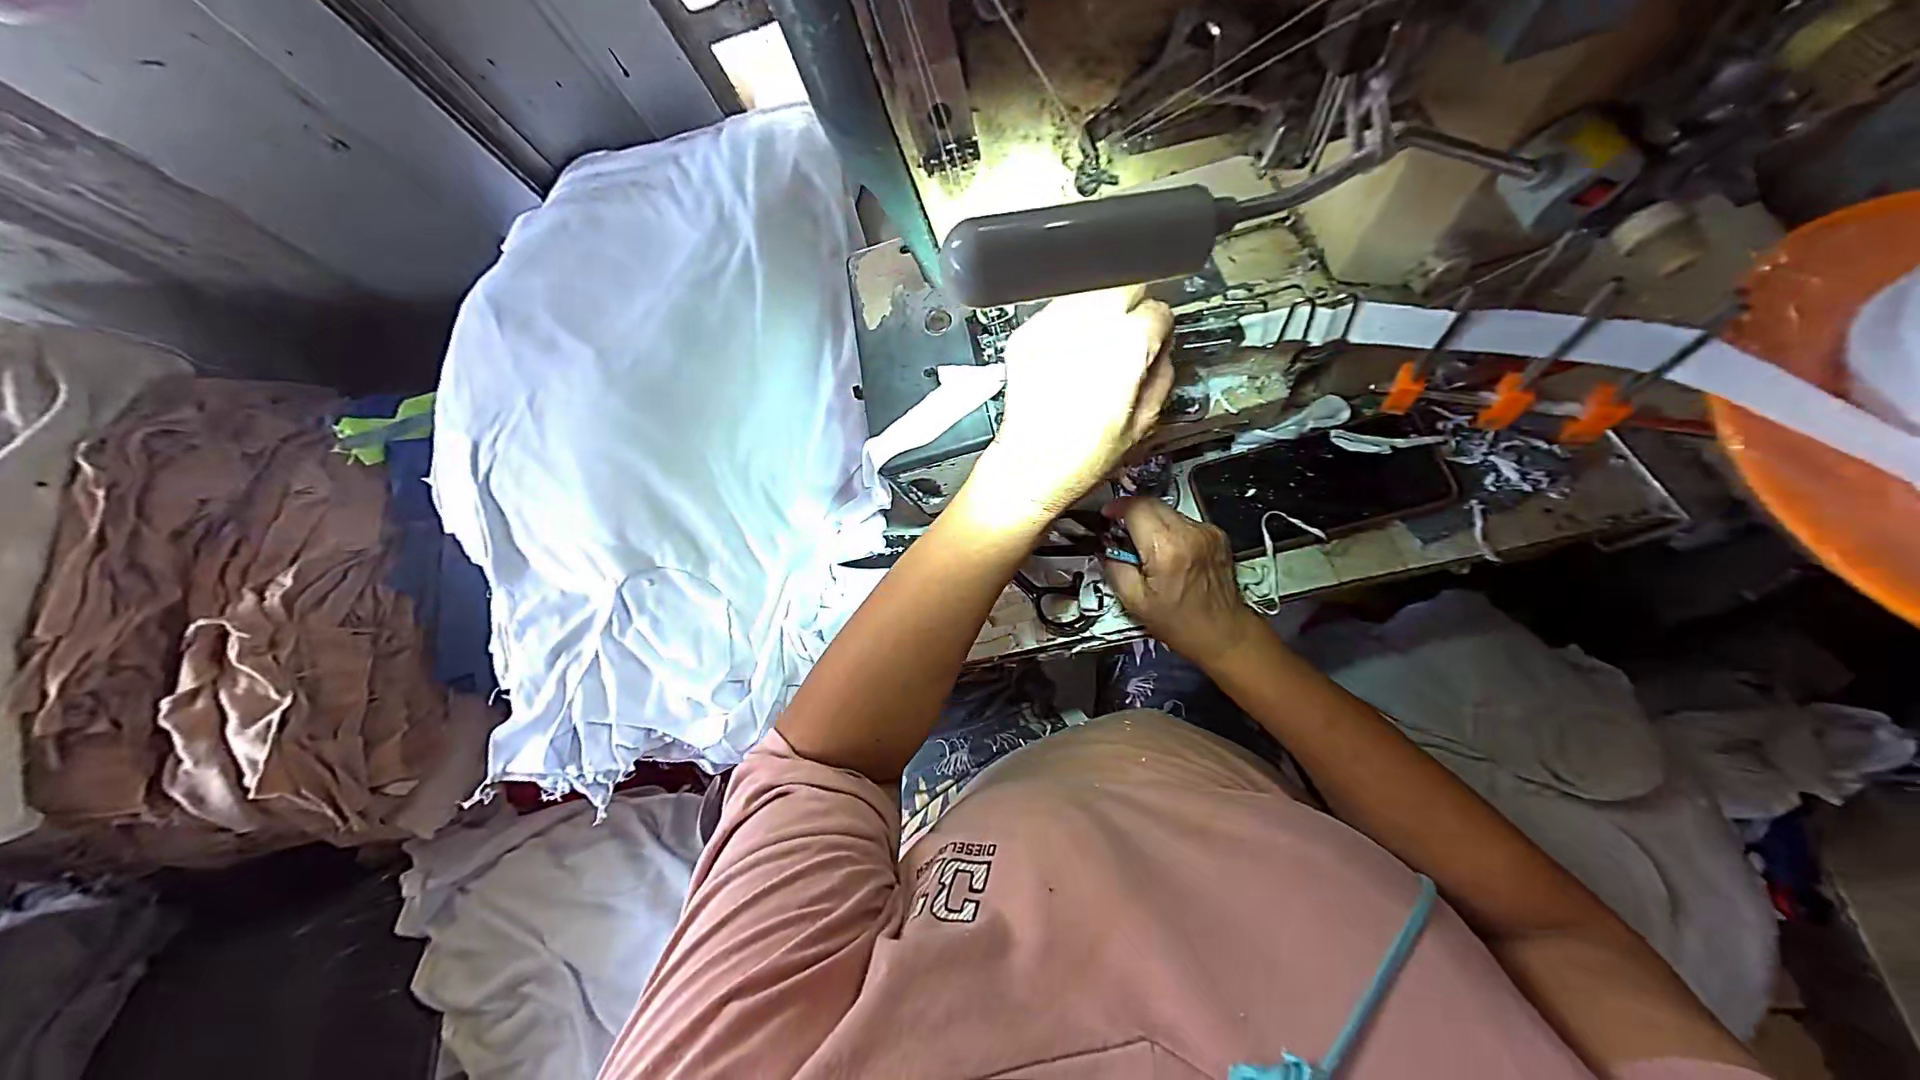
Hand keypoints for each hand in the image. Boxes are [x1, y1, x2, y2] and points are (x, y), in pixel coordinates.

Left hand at [982, 285, 1173, 515]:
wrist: (1029, 467)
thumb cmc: (1080, 456)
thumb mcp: (1143, 423)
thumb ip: (1162, 374)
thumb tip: (1162, 351)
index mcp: (1126, 345)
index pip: (1158, 308)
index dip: (1160, 327)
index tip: (1154, 339)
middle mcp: (1088, 326)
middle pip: (1124, 283)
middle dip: (1131, 305)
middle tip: (1128, 333)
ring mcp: (1052, 327)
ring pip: (1089, 290)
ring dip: (1099, 309)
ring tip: (1097, 344)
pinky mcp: (1025, 335)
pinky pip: (1056, 312)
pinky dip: (1067, 325)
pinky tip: (1069, 354)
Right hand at [1102, 496, 1265, 664]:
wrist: (1222, 632)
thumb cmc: (1180, 623)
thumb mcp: (1133, 600)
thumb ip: (1113, 566)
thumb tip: (1105, 545)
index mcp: (1166, 549)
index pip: (1135, 507)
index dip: (1116, 508)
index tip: (1107, 516)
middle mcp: (1189, 534)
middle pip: (1151, 503)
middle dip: (1131, 513)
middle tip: (1122, 535)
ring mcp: (1206, 532)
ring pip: (1167, 511)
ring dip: (1151, 522)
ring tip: (1147, 550)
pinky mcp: (1215, 534)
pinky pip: (1183, 521)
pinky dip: (1170, 531)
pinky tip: (1169, 554)